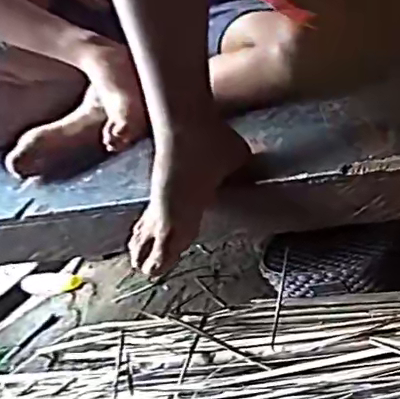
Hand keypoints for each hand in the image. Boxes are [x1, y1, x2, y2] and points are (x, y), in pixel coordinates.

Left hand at [129, 122, 252, 276]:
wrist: (191, 127)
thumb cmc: (213, 135)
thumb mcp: (236, 155)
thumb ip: (239, 167)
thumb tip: (252, 165)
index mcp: (188, 187)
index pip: (177, 211)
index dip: (170, 226)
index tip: (167, 237)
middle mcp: (174, 199)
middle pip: (162, 228)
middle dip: (155, 245)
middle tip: (147, 263)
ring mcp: (168, 205)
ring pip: (160, 238)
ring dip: (155, 256)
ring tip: (149, 271)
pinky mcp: (166, 210)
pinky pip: (164, 241)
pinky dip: (159, 257)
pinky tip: (153, 269)